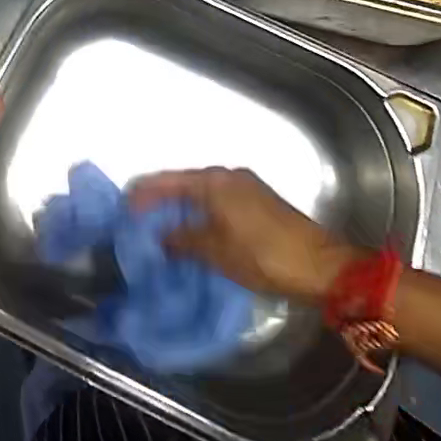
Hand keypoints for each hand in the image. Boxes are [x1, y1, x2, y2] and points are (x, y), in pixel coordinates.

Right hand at [129, 168, 362, 301]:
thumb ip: (184, 239)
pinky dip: (200, 214)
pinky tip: (190, 232)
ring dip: (181, 208)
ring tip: (157, 228)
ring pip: (203, 194)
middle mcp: (230, 177)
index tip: (123, 206)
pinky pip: (218, 203)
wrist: (318, 263)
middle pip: (186, 183)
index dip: (145, 192)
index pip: (170, 180)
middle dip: (161, 199)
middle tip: (135, 219)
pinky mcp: (258, 204)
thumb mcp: (216, 251)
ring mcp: (247, 189)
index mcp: (216, 181)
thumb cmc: (262, 254)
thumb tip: (163, 236)